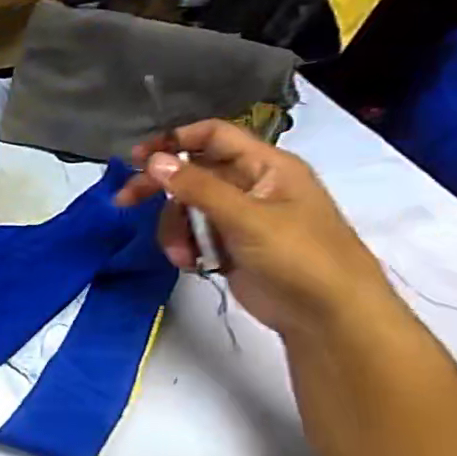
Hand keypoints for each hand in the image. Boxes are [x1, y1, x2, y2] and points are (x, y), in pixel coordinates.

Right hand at [114, 119, 397, 337]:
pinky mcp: (230, 246)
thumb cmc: (300, 257)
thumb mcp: (247, 218)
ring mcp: (240, 217)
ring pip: (187, 208)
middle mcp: (252, 185)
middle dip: (161, 187)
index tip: (139, 157)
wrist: (330, 319)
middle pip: (193, 173)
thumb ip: (197, 187)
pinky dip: (185, 246)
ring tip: (180, 254)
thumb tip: (152, 160)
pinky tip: (190, 264)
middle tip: (126, 200)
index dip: (175, 140)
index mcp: (267, 166)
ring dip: (174, 228)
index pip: (213, 136)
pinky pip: (193, 234)